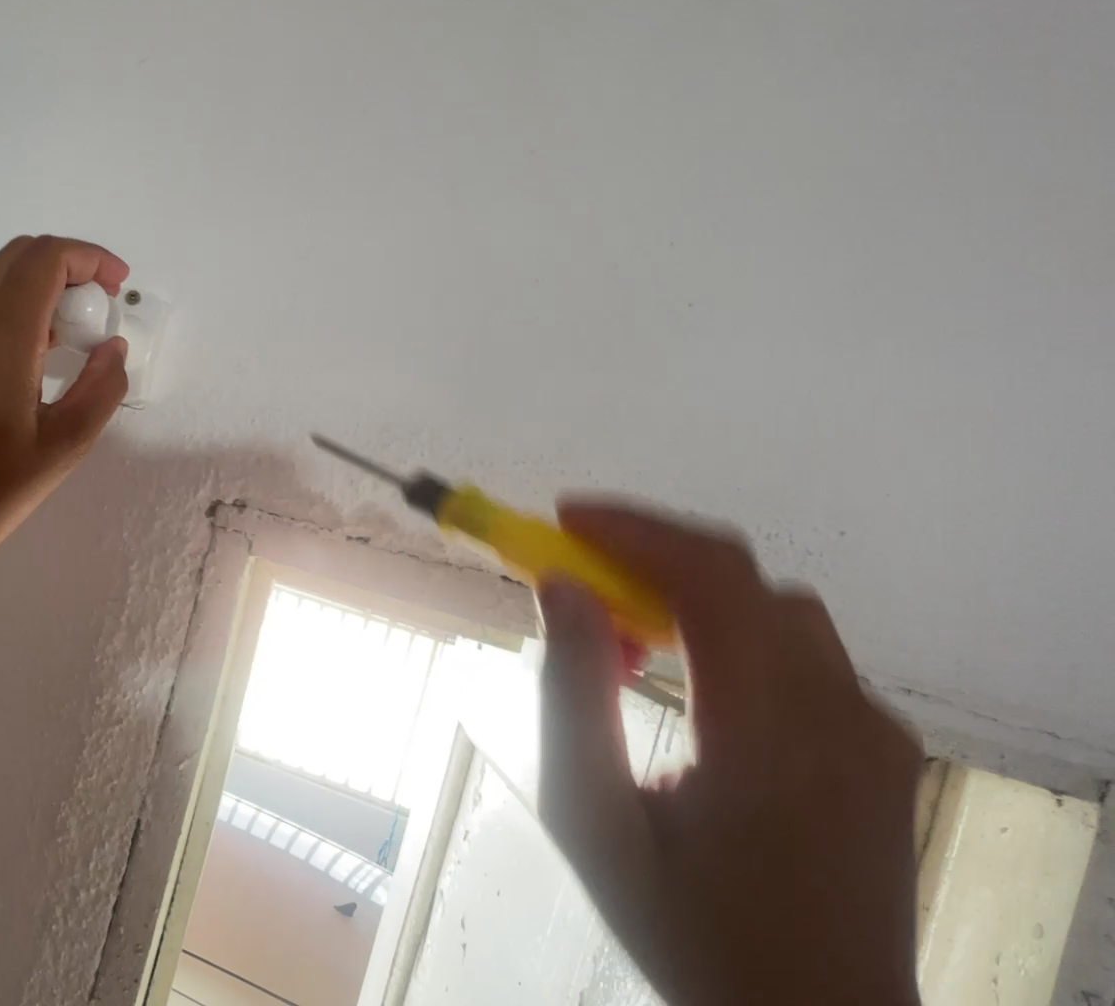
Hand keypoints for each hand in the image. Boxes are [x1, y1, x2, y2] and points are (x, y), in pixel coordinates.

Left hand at [0, 235, 130, 600]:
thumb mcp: (63, 445)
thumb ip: (101, 388)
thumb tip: (112, 348)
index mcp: (0, 331)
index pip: (47, 257)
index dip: (92, 258)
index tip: (120, 287)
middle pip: (21, 256)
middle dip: (69, 268)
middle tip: (99, 312)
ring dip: (41, 291)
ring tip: (75, 342)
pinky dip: (17, 312)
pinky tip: (37, 362)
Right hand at [536, 501, 923, 1005]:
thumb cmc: (682, 925)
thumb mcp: (590, 816)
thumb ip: (571, 692)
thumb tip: (560, 588)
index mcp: (766, 739)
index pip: (711, 584)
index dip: (634, 531)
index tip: (562, 518)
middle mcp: (842, 719)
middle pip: (746, 583)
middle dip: (650, 556)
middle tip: (575, 577)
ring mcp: (876, 733)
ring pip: (778, 611)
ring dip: (691, 596)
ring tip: (625, 640)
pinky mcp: (884, 748)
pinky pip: (803, 652)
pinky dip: (732, 634)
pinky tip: (689, 683)